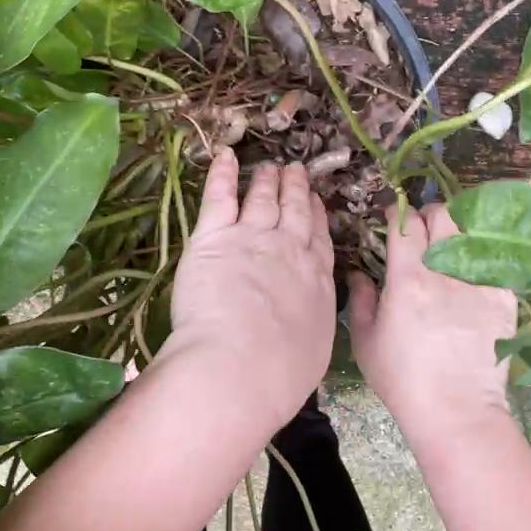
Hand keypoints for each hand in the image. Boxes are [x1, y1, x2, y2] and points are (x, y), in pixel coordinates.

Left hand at [163, 152, 336, 429]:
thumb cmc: (279, 373)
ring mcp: (251, 238)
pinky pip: (219, 197)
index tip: (316, 204)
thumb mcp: (312, 350)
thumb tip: (304, 326)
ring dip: (266, 180)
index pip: (318, 240)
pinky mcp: (213, 237)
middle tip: (295, 172)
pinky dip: (222, 174)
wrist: (240, 363)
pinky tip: (225, 157)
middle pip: (294, 212)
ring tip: (269, 166)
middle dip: (296, 190)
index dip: (316, 218)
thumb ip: (309, 326)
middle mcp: (289, 252)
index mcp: (315, 281)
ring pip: (261, 200)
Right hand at [347, 204, 517, 449]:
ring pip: (472, 233)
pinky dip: (482, 259)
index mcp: (407, 280)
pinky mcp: (505, 297)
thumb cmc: (402, 380)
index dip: (396, 214)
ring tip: (451, 246)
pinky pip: (495, 262)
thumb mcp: (366, 343)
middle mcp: (445, 272)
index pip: (404, 225)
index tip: (392, 217)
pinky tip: (474, 273)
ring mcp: (479, 282)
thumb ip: (361, 301)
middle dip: (430, 216)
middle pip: (442, 218)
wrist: (456, 409)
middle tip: (423, 230)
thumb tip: (359, 274)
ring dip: (458, 232)